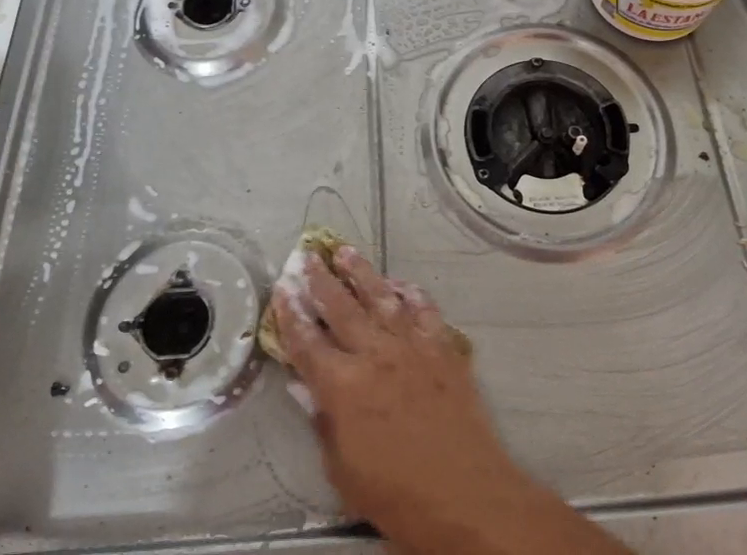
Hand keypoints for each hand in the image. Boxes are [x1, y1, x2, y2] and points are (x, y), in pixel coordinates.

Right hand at [273, 246, 518, 534]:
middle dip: (321, 280)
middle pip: (342, 308)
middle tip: (307, 255)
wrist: (464, 493)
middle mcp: (375, 355)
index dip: (290, 314)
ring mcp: (413, 347)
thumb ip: (323, 421)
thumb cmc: (396, 493)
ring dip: (362, 273)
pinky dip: (411, 294)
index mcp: (342, 386)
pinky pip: (425, 311)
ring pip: (382, 298)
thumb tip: (306, 387)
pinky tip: (400, 284)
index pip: (307, 342)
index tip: (282, 288)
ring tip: (346, 252)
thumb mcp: (342, 469)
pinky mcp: (444, 350)